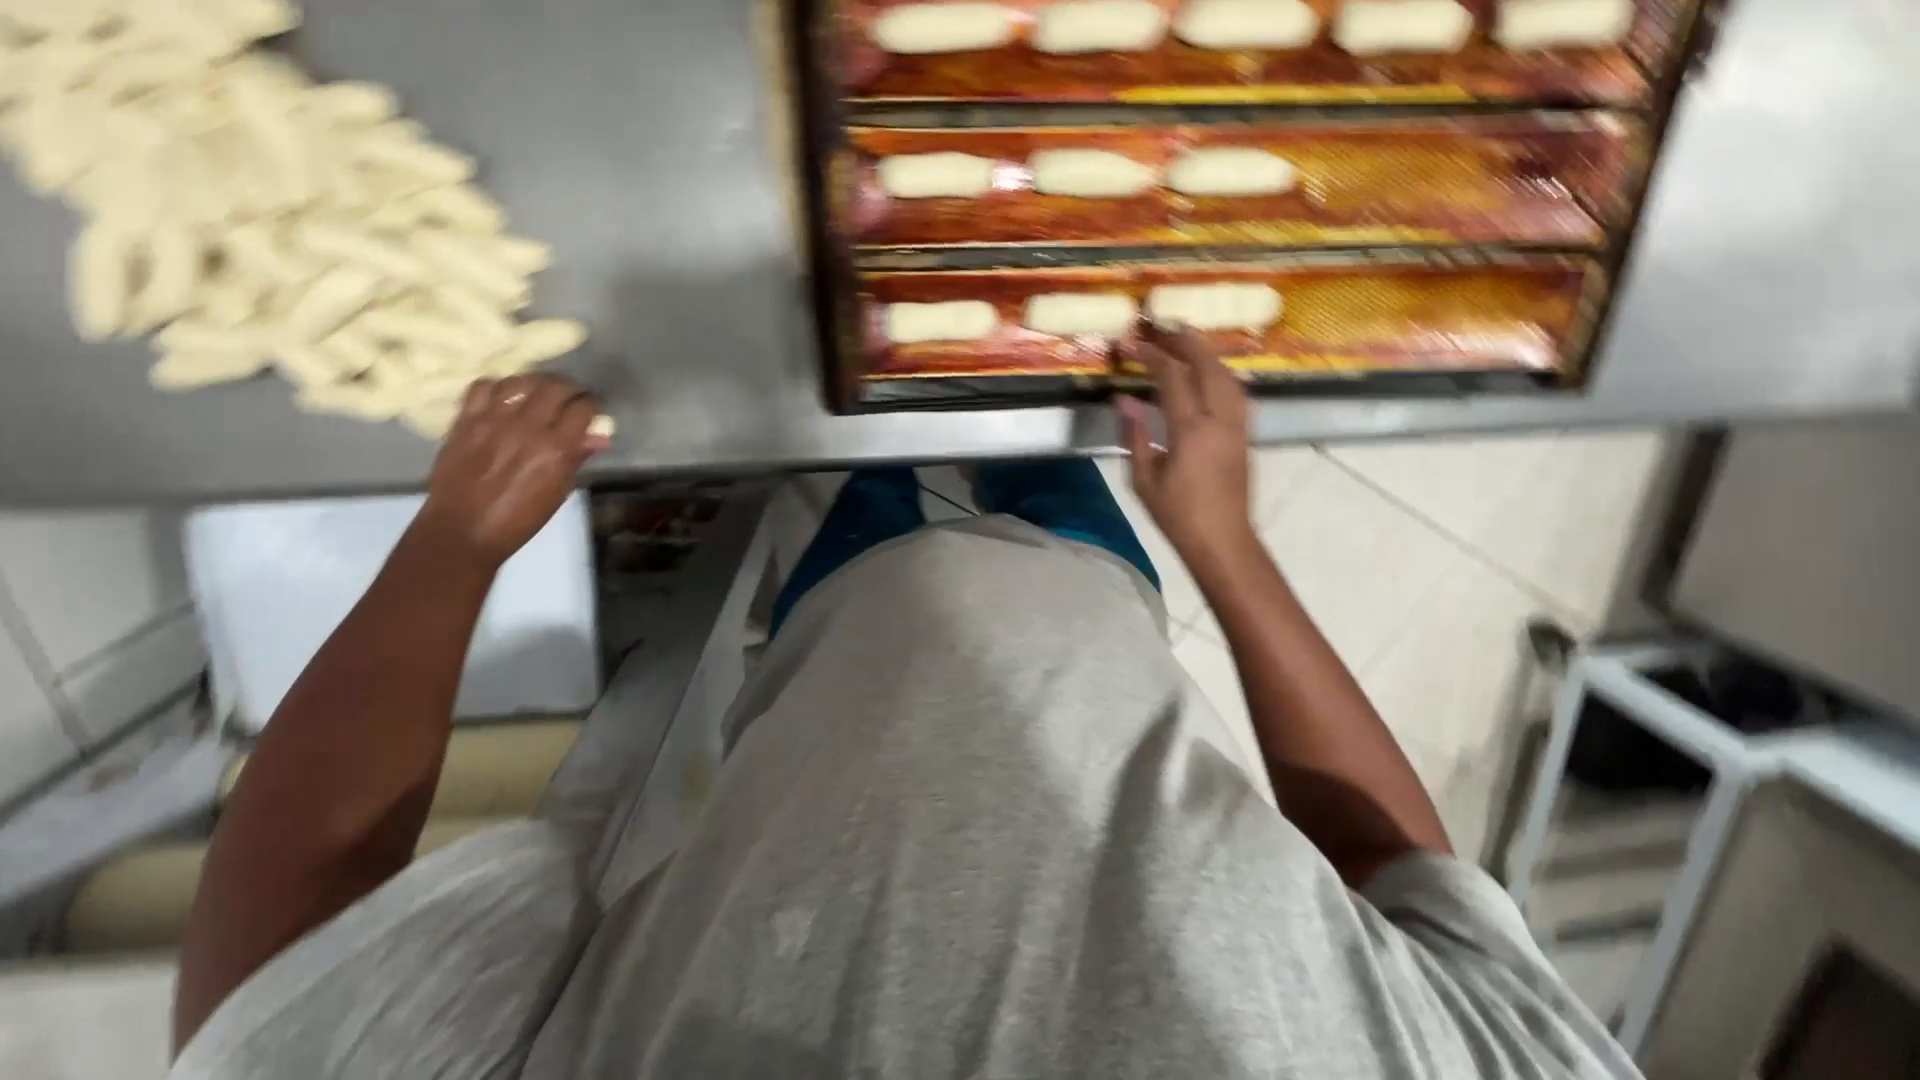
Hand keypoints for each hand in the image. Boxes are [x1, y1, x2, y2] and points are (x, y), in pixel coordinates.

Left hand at [415, 374, 609, 565]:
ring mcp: (493, 420)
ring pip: (521, 380)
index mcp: (556, 449)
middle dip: (567, 390)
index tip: (589, 413)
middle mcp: (527, 428)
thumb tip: (599, 437)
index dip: (591, 407)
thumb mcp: (559, 492)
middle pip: (555, 386)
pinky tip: (501, 400)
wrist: (464, 530)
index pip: (583, 408)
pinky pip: (483, 386)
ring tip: (535, 397)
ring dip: (534, 385)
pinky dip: (497, 388)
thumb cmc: (520, 518)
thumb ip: (577, 458)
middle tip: (566, 401)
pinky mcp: (465, 420)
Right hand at [1118, 322, 1259, 578]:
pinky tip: (1210, 374)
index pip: (1172, 376)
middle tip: (1162, 327)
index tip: (1129, 343)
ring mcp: (1238, 425)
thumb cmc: (1178, 516)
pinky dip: (1222, 373)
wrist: (1223, 540)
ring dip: (1207, 353)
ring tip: (1186, 342)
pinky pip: (1237, 391)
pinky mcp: (1246, 434)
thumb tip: (1123, 399)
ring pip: (1228, 374)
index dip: (1150, 354)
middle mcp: (1220, 420)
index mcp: (1191, 430)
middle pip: (1207, 364)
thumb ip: (1135, 434)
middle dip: (1185, 340)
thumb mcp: (1144, 479)